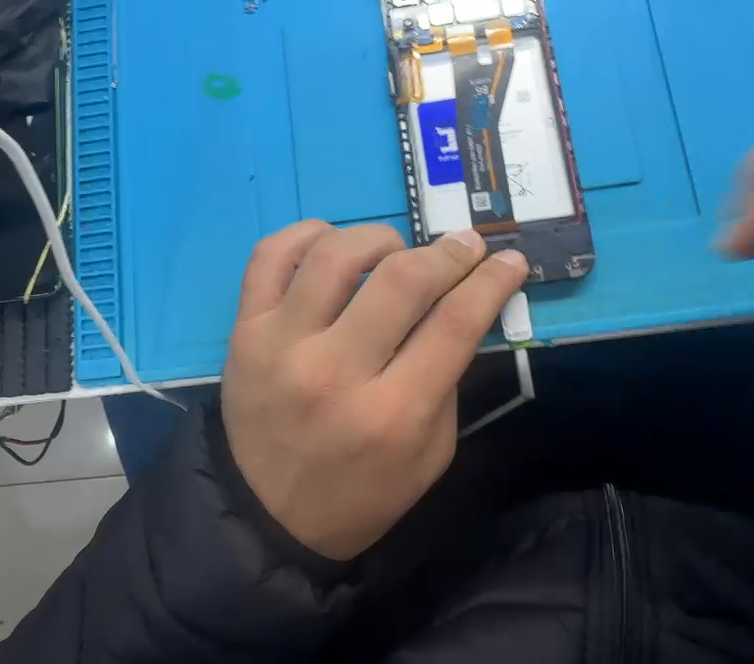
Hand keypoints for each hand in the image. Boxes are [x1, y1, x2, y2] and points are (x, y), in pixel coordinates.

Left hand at [221, 222, 527, 560]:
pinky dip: (306, 234)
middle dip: (447, 254)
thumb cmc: (363, 489)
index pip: (455, 323)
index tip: (510, 261)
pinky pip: (270, 255)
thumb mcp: (432, 452)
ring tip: (395, 250)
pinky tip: (331, 242)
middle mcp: (334, 372)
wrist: (267, 518)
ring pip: (336, 255)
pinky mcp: (243, 330)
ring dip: (380, 238)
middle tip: (463, 247)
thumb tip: (464, 299)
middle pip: (402, 280)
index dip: (491, 282)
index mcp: (392, 415)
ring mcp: (281, 345)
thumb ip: (448, 376)